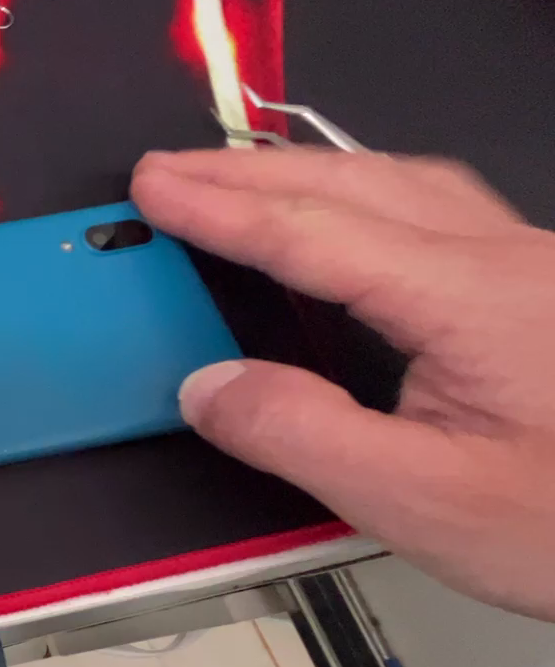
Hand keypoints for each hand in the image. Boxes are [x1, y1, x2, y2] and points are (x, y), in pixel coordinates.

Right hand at [132, 147, 554, 619]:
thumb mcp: (416, 497)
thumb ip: (294, 433)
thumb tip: (203, 384)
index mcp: (478, 300)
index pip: (315, 237)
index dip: (221, 210)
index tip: (150, 187)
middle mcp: (512, 263)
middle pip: (360, 186)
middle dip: (247, 172)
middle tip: (163, 169)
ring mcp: (533, 271)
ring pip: (402, 187)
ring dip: (298, 174)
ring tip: (226, 178)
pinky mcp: (535, 293)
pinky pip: (426, 211)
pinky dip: (348, 195)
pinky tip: (325, 212)